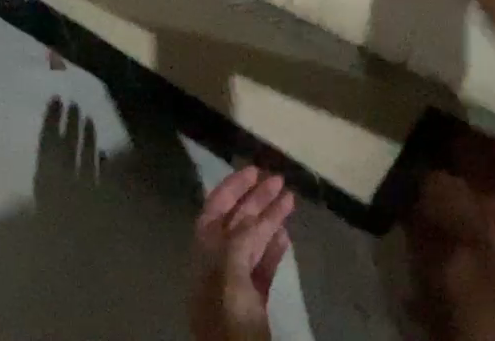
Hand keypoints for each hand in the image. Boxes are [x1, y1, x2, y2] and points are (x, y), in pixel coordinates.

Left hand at [190, 167, 293, 340]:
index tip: (254, 170)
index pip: (214, 212)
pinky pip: (261, 270)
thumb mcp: (231, 282)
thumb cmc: (231, 328)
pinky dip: (273, 250)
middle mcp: (216, 269)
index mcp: (204, 260)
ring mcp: (235, 288)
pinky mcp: (253, 307)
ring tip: (290, 199)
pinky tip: (286, 236)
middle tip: (279, 179)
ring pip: (251, 245)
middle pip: (235, 225)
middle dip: (256, 200)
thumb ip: (239, 244)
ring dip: (269, 220)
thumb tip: (255, 217)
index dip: (232, 189)